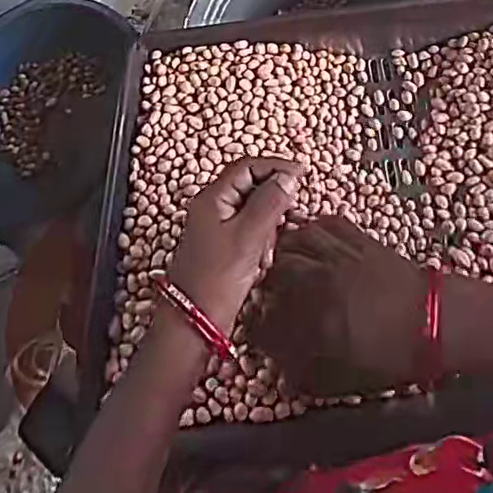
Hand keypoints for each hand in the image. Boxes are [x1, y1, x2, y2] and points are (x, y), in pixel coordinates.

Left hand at [165, 158, 303, 335]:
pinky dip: (264, 238)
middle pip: (251, 186)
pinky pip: (251, 231)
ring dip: (271, 220)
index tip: (300, 175)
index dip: (275, 166)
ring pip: (253, 209)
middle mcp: (213, 209)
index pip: (247, 166)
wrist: (192, 326)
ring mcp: (218, 229)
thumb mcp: (248, 236)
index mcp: (213, 198)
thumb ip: (270, 202)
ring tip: (279, 238)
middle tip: (294, 209)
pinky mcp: (225, 249)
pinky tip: (267, 256)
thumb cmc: (214, 281)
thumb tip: (289, 176)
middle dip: (275, 196)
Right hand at [254, 216, 426, 395]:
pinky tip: (312, 242)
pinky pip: (326, 224)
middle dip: (267, 285)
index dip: (258, 328)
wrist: (434, 322)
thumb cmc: (391, 356)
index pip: (269, 320)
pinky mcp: (357, 238)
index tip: (258, 332)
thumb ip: (305, 370)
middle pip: (275, 270)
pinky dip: (313, 231)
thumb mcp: (342, 377)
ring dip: (285, 252)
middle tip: (270, 295)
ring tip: (284, 264)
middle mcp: (321, 280)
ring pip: (296, 239)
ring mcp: (339, 254)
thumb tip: (282, 367)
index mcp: (315, 321)